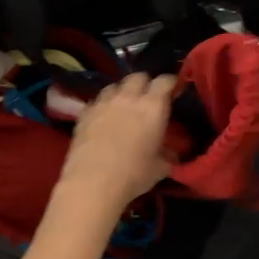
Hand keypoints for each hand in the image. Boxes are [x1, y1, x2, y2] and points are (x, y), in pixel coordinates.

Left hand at [57, 73, 176, 208]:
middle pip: (138, 77)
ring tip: (123, 106)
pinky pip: (96, 101)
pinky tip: (103, 118)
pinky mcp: (84, 112)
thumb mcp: (160, 168)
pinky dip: (102, 106)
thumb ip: (167, 156)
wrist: (93, 182)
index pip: (165, 81)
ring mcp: (104, 102)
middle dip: (144, 84)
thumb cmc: (133, 175)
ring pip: (114, 86)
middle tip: (147, 98)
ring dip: (121, 92)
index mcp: (153, 106)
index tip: (173, 89)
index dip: (170, 83)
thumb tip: (170, 154)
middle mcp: (128, 97)